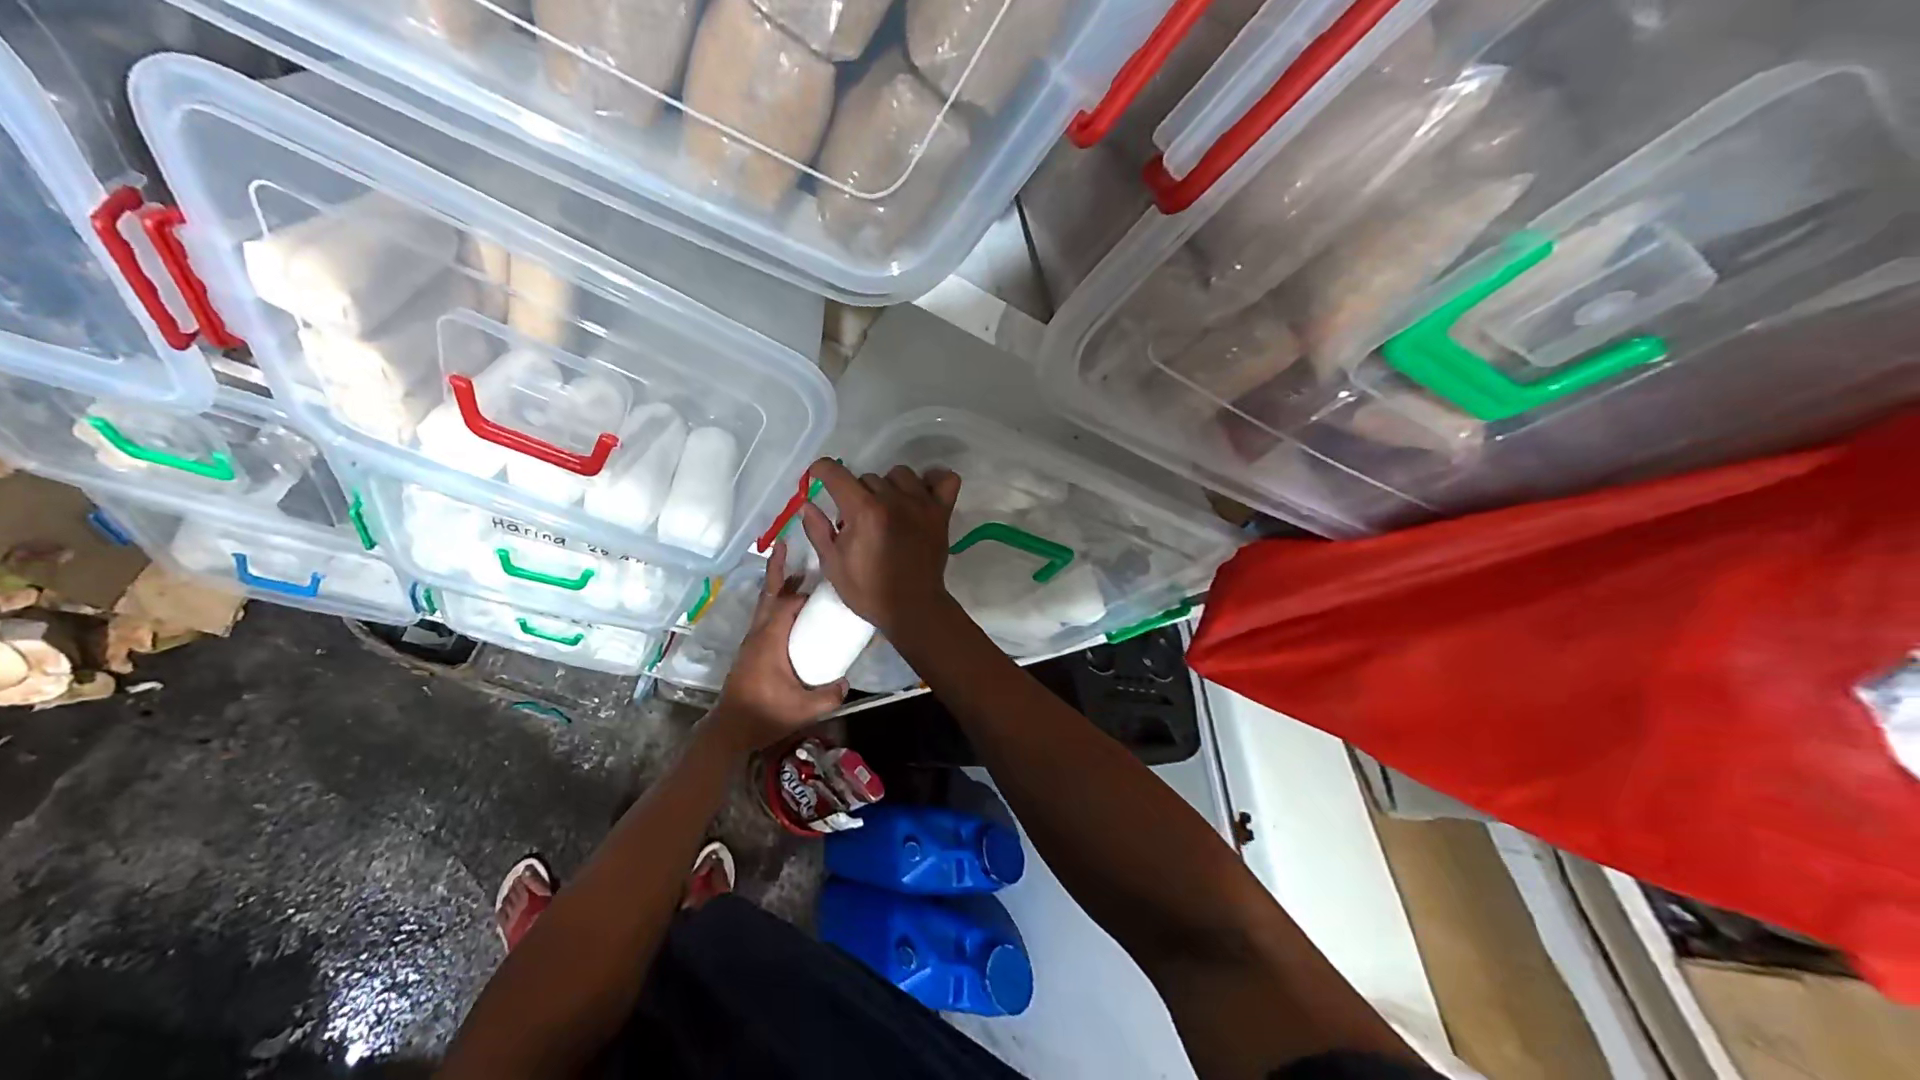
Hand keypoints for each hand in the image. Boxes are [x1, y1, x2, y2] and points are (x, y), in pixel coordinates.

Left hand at [708, 540, 846, 752]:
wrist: (730, 730)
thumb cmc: (764, 714)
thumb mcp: (804, 708)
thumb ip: (830, 695)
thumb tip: (847, 681)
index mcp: (769, 639)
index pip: (787, 604)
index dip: (805, 592)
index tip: (825, 585)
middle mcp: (758, 634)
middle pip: (769, 594)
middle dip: (778, 570)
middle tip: (785, 545)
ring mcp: (752, 643)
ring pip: (765, 605)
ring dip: (778, 587)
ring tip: (795, 573)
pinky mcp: (751, 652)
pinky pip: (764, 619)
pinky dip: (776, 606)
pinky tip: (789, 613)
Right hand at [801, 458, 962, 638]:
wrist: (912, 608)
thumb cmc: (868, 590)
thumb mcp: (833, 564)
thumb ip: (818, 529)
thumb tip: (807, 504)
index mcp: (864, 511)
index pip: (835, 473)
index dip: (820, 471)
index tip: (817, 479)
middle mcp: (894, 499)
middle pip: (867, 478)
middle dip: (856, 495)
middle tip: (857, 521)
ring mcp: (922, 504)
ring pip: (900, 475)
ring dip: (889, 487)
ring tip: (887, 510)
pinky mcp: (942, 512)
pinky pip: (945, 480)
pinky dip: (933, 481)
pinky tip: (920, 494)